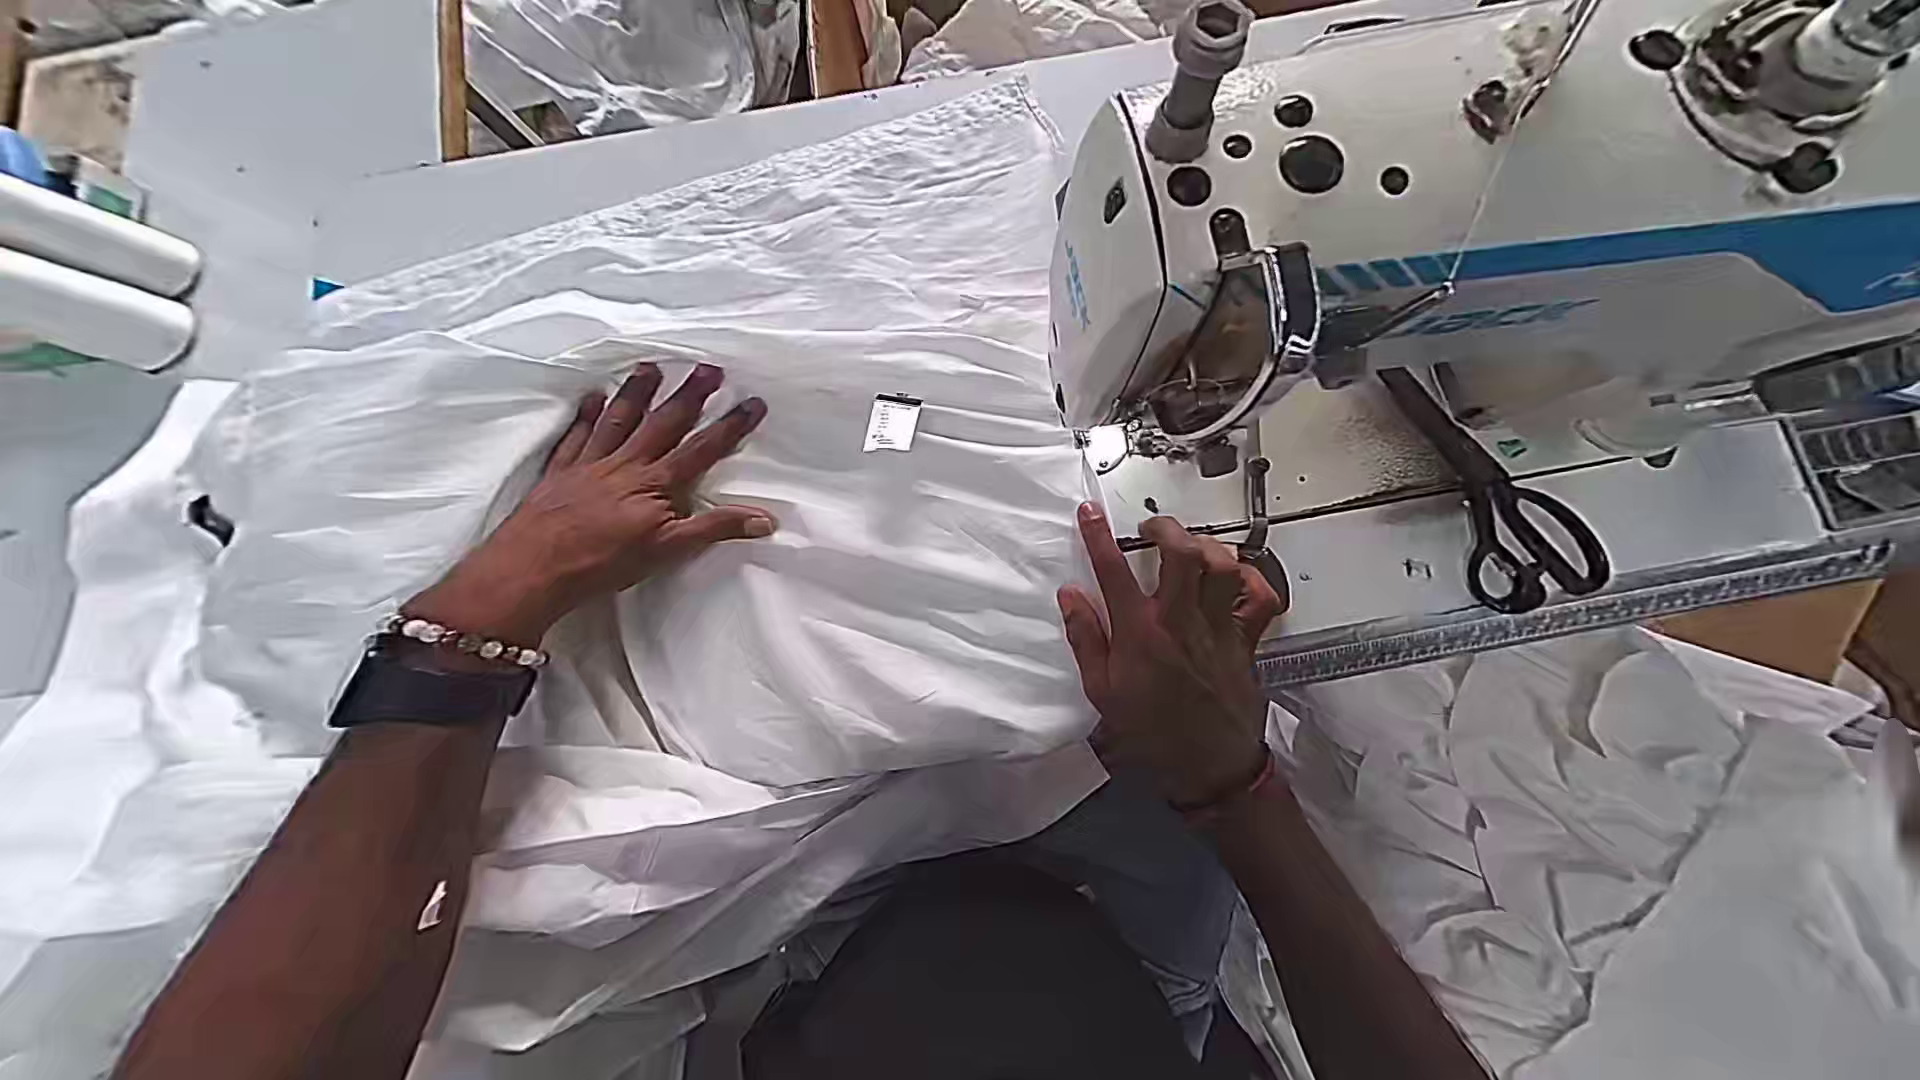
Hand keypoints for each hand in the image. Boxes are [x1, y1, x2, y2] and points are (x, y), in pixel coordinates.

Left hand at [407, 363, 774, 644]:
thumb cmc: (604, 562)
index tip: (752, 403)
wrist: (533, 568)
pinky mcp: (561, 472)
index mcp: (655, 483)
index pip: (702, 449)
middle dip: (689, 395)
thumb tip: (765, 520)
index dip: (731, 426)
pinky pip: (577, 435)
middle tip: (708, 368)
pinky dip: (585, 415)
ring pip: (619, 419)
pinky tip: (591, 397)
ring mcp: (590, 464)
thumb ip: (716, 529)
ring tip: (652, 367)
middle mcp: (625, 464)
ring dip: (638, 392)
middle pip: (663, 423)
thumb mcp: (669, 550)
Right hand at [1057, 502, 1284, 807]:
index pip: (1114, 572)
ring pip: (1222, 566)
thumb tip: (1071, 595)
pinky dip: (1249, 576)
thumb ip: (1085, 638)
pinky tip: (1231, 575)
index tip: (1090, 513)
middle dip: (1164, 528)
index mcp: (1140, 634)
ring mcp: (1218, 629)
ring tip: (1188, 547)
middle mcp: (1181, 623)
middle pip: (1181, 554)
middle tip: (1150, 530)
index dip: (1098, 536)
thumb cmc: (1150, 731)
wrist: (1208, 765)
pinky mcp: (1246, 640)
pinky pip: (1260, 597)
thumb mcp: (1101, 690)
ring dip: (1203, 546)